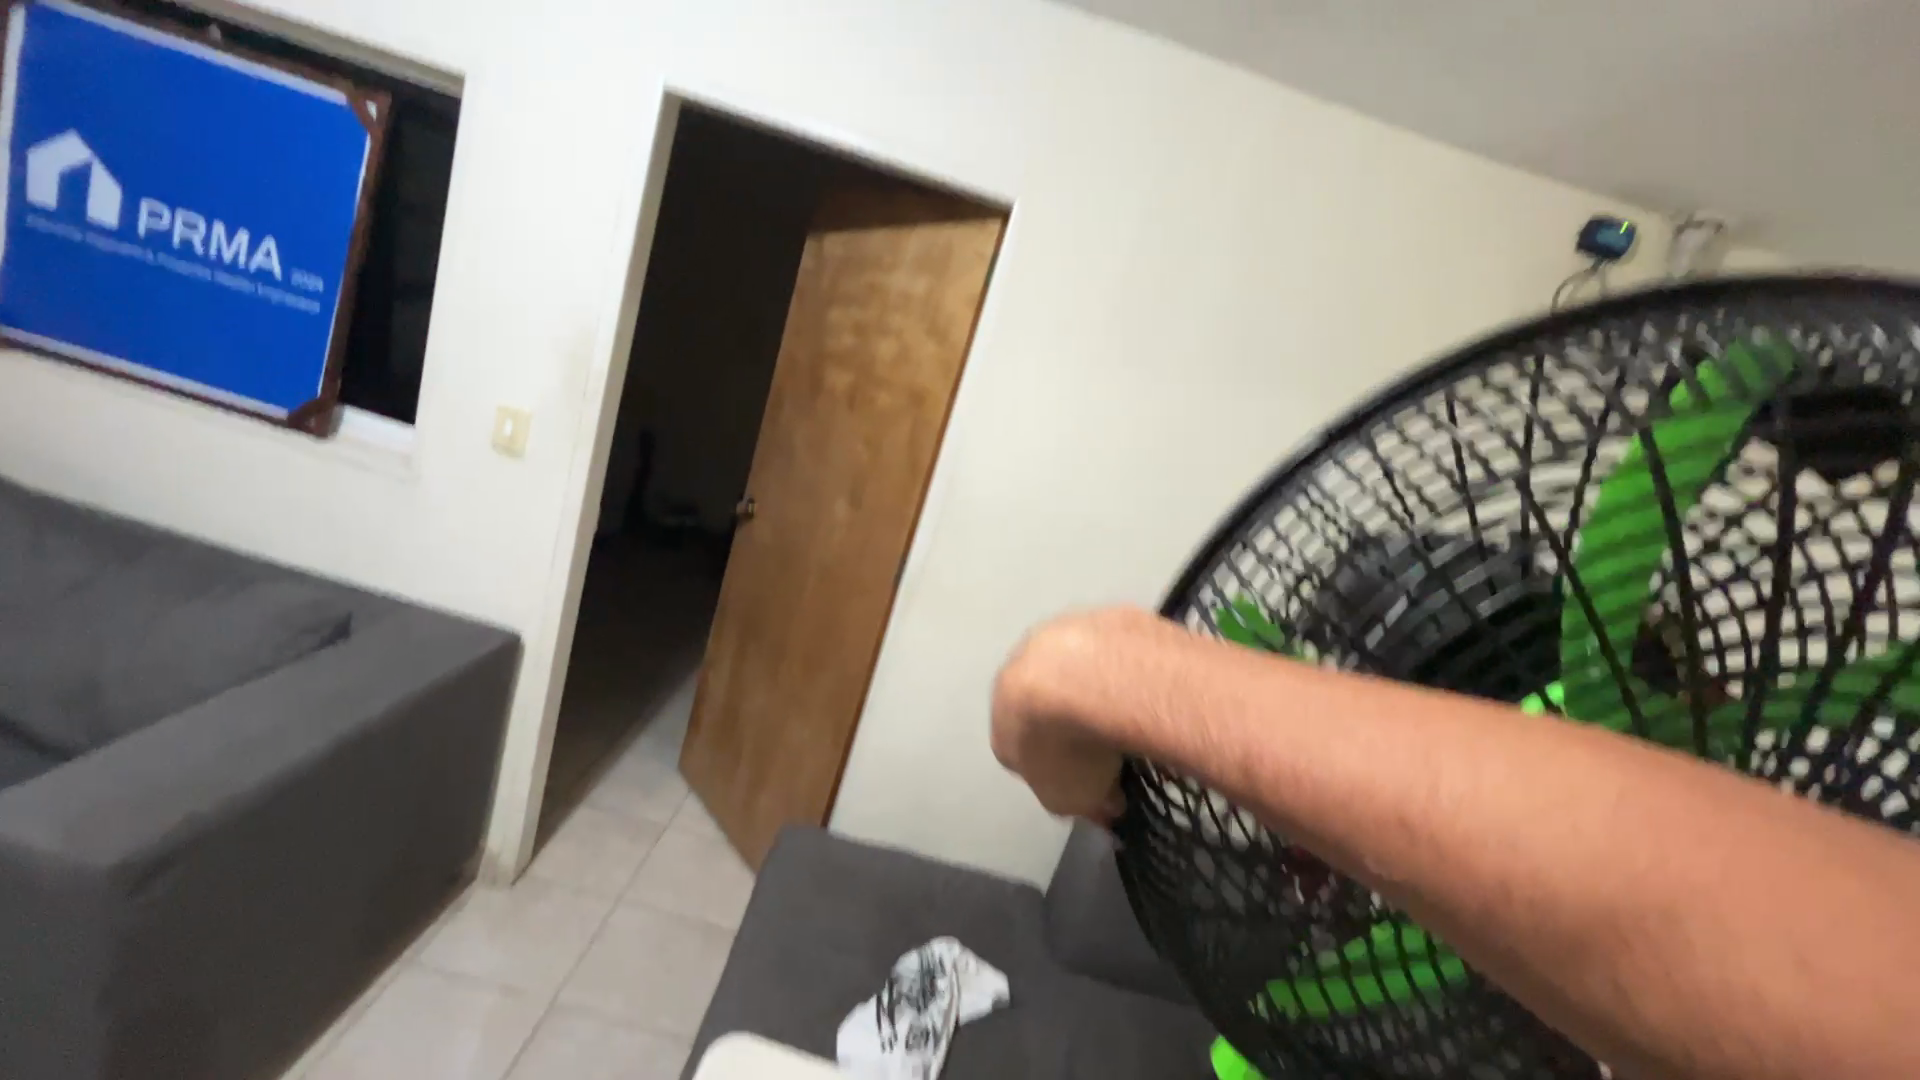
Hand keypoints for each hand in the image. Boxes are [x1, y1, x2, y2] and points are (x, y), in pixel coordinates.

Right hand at [990, 608, 1161, 821]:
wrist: (1092, 675)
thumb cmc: (1067, 746)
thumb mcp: (1070, 798)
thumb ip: (1082, 801)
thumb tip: (1108, 800)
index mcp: (1002, 716)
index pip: (1022, 749)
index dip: (1056, 766)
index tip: (1093, 779)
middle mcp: (1018, 668)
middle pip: (1046, 699)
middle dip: (1073, 719)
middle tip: (1112, 742)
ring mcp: (1058, 633)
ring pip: (1077, 666)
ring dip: (1099, 685)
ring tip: (1135, 710)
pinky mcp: (1098, 613)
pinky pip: (1115, 648)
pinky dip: (1128, 663)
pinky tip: (1150, 682)